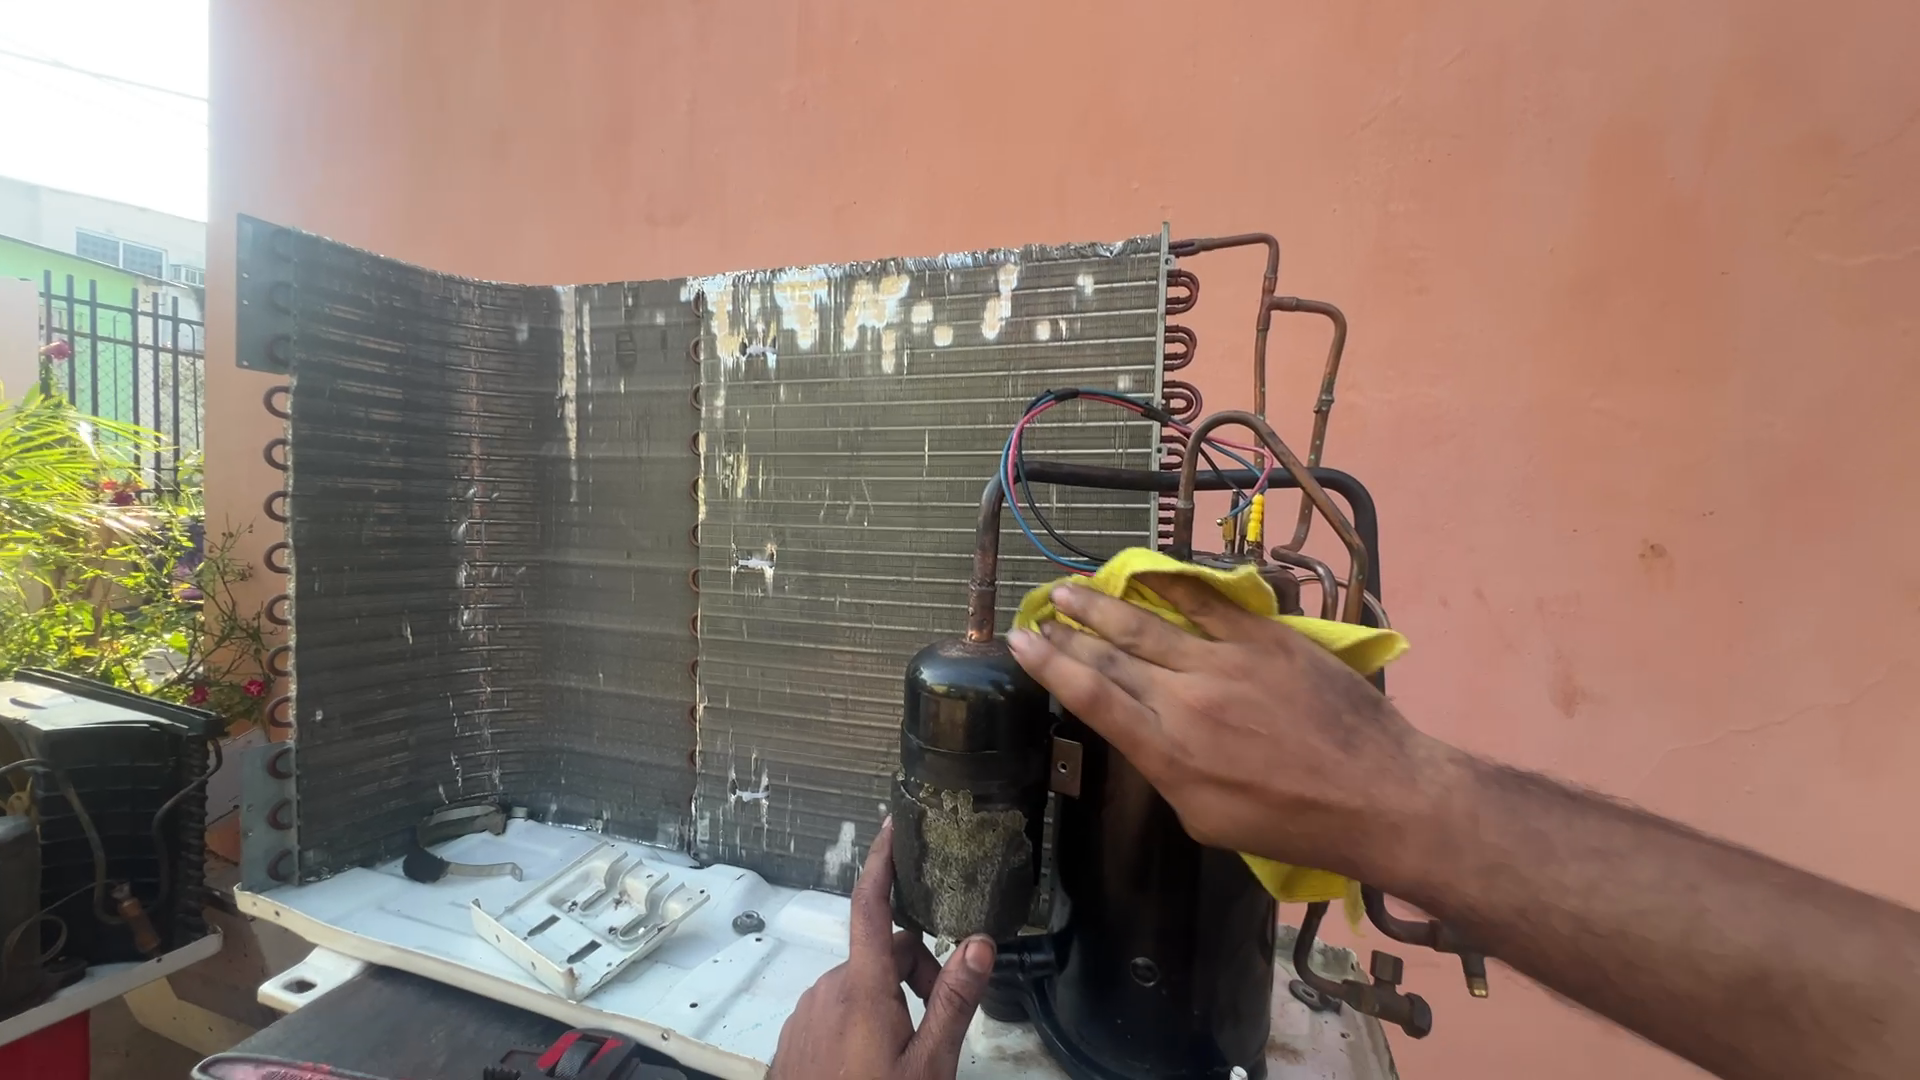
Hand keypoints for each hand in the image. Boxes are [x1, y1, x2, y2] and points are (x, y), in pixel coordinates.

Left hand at [768, 819, 995, 1079]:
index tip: (892, 823)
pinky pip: (835, 1007)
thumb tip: (980, 941)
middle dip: (917, 973)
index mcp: (862, 987)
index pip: (871, 903)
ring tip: (906, 1054)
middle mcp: (829, 988)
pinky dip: (861, 1019)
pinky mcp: (794, 1038)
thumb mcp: (928, 1067)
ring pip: (861, 983)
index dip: (883, 859)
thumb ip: (954, 1001)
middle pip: (883, 953)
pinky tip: (872, 1063)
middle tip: (939, 1023)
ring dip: (890, 1000)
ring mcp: (807, 1013)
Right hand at [1005, 573, 1460, 884]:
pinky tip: (1144, 571)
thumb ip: (1163, 767)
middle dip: (1067, 631)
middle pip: (1111, 656)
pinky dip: (1170, 585)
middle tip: (1039, 612)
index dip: (1050, 665)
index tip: (1020, 642)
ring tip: (1069, 588)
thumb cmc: (1290, 822)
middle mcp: (1185, 699)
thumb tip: (1139, 727)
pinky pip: (1206, 603)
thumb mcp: (1205, 818)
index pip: (1092, 697)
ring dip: (1102, 605)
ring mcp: (1224, 662)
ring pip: (1147, 624)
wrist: (1380, 794)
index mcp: (1168, 752)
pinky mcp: (1262, 637)